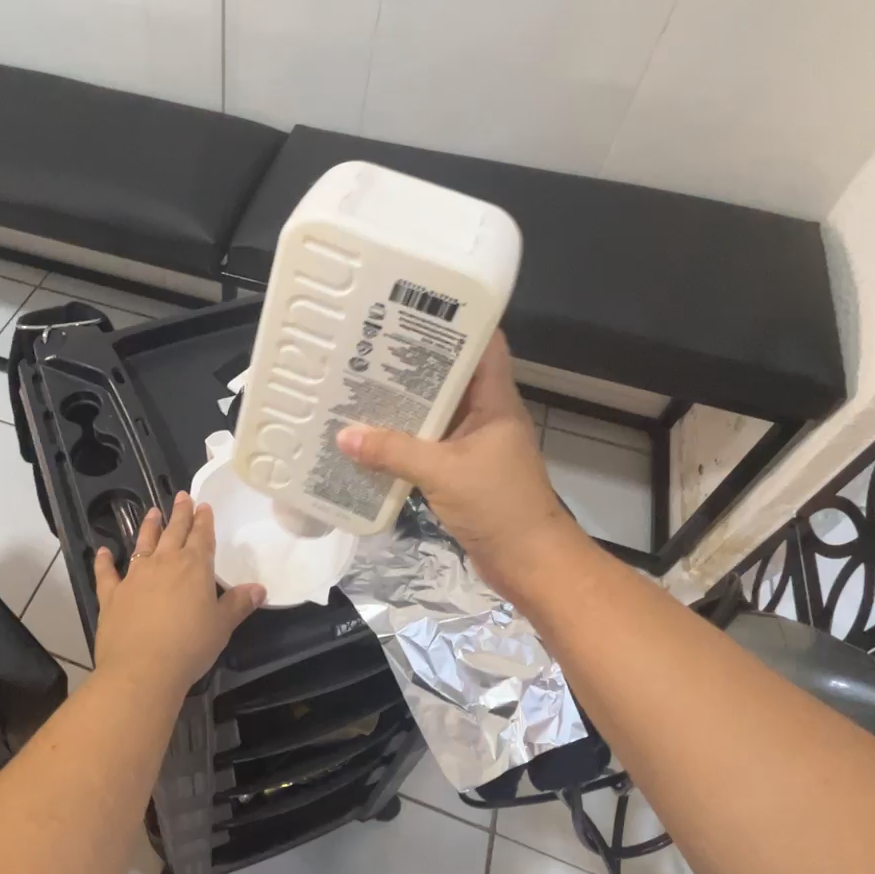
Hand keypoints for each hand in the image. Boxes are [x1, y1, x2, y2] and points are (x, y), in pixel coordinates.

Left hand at [92, 493, 264, 699]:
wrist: (142, 668)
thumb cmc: (190, 646)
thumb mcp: (221, 626)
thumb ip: (238, 604)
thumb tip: (259, 588)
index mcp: (194, 567)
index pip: (201, 537)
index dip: (203, 520)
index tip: (203, 505)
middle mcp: (164, 563)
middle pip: (174, 532)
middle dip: (180, 514)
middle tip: (182, 496)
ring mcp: (135, 577)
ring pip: (143, 544)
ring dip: (149, 527)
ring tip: (152, 512)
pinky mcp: (112, 594)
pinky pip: (107, 573)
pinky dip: (104, 561)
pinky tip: (102, 551)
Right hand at [337, 333, 588, 585]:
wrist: (530, 563)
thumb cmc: (499, 506)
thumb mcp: (443, 472)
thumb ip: (393, 452)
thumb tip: (344, 435)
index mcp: (494, 401)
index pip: (482, 344)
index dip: (452, 322)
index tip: (410, 310)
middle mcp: (485, 415)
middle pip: (448, 376)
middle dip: (410, 362)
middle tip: (366, 347)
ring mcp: (472, 444)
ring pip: (434, 413)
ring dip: (401, 404)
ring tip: (357, 385)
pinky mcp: (460, 471)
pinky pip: (426, 445)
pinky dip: (400, 440)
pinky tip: (367, 437)